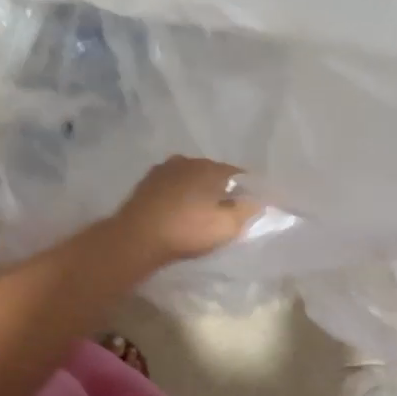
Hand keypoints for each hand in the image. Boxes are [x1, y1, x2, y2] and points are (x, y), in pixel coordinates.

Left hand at [110, 156, 259, 265]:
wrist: (139, 235)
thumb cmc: (187, 230)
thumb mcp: (227, 225)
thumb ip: (247, 209)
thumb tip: (257, 198)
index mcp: (209, 167)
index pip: (239, 174)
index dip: (248, 190)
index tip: (252, 205)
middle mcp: (187, 160)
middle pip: (214, 173)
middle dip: (223, 188)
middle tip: (228, 210)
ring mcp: (164, 168)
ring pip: (192, 176)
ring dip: (199, 189)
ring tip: (203, 211)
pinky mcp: (148, 180)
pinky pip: (174, 183)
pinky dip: (181, 192)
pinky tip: (180, 208)